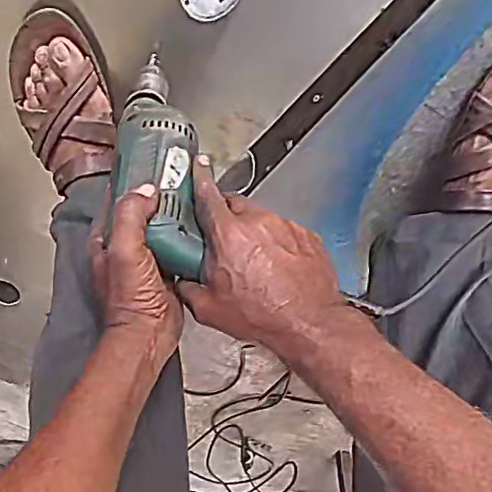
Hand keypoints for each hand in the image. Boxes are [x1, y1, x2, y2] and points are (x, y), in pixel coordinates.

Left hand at [89, 186, 182, 360]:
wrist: (148, 333)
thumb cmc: (129, 298)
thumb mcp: (124, 249)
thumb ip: (131, 214)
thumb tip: (146, 189)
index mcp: (106, 240)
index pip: (115, 200)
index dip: (129, 181)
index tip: (148, 163)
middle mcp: (124, 248)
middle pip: (140, 212)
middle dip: (156, 196)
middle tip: (175, 176)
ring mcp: (146, 261)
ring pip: (160, 228)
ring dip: (173, 215)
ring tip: (190, 194)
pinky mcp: (166, 273)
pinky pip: (177, 247)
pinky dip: (186, 236)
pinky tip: (198, 225)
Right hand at [176, 157, 357, 360]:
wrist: (308, 324)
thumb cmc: (264, 316)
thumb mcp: (209, 309)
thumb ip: (188, 288)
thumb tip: (182, 282)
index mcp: (229, 236)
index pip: (208, 195)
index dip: (199, 178)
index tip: (197, 167)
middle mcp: (258, 223)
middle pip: (235, 207)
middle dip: (226, 221)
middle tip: (223, 247)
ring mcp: (285, 227)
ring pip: (260, 220)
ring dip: (252, 236)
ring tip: (254, 266)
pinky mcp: (305, 236)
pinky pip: (283, 233)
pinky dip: (277, 246)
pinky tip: (275, 270)